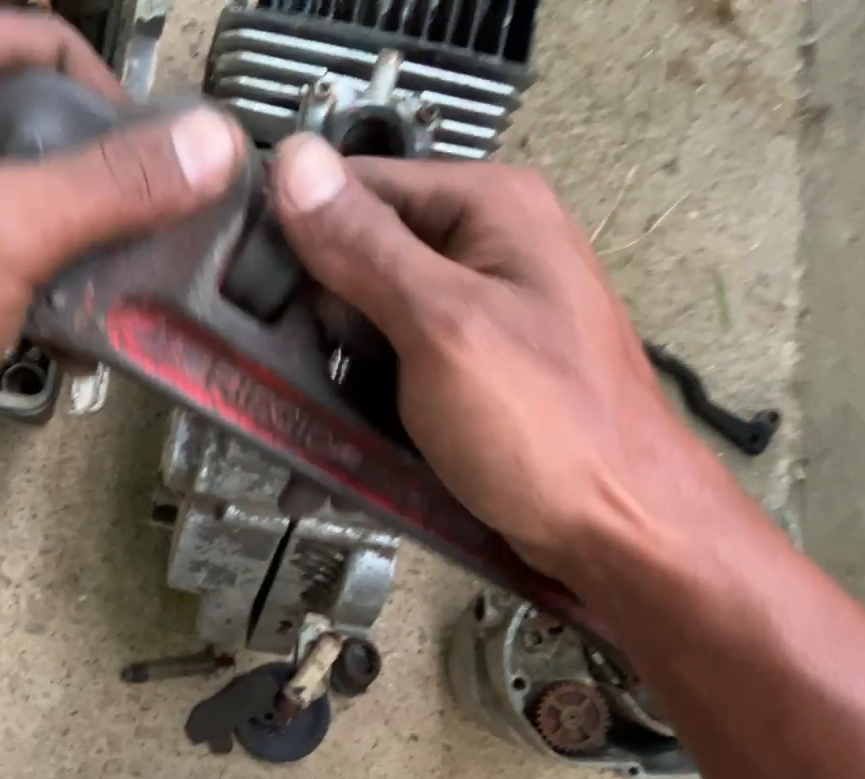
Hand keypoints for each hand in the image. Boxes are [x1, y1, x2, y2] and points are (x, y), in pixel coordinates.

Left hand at [0, 14, 243, 464]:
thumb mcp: (8, 234)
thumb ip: (112, 185)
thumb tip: (207, 145)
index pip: (39, 42)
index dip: (110, 98)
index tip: (153, 162)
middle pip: (31, 115)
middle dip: (93, 175)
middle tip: (136, 224)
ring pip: (12, 179)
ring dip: (67, 226)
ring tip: (105, 272)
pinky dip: (30, 262)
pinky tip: (60, 307)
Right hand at [267, 135, 748, 588]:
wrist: (617, 532)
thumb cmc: (542, 426)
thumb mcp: (442, 326)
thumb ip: (365, 249)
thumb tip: (292, 160)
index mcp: (490, 207)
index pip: (357, 188)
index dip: (297, 236)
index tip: (247, 297)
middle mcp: (485, 248)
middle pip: (359, 256)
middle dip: (315, 316)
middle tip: (283, 371)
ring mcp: (476, 313)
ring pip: (368, 320)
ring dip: (330, 367)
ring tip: (299, 414)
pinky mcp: (465, 370)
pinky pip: (393, 366)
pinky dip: (360, 398)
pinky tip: (335, 435)